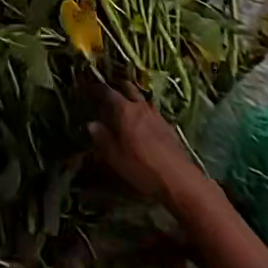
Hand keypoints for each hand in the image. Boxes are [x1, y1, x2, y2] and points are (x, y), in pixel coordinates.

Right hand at [89, 82, 202, 206]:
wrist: (179, 179)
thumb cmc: (141, 168)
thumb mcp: (115, 157)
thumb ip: (102, 138)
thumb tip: (91, 124)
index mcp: (124, 110)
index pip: (107, 92)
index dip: (97, 88)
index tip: (89, 87)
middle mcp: (140, 106)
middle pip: (127, 88)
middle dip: (117, 88)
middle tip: (108, 94)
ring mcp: (156, 114)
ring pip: (140, 99)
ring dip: (131, 99)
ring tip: (124, 107)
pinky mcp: (167, 126)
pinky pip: (150, 111)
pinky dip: (142, 112)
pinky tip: (142, 124)